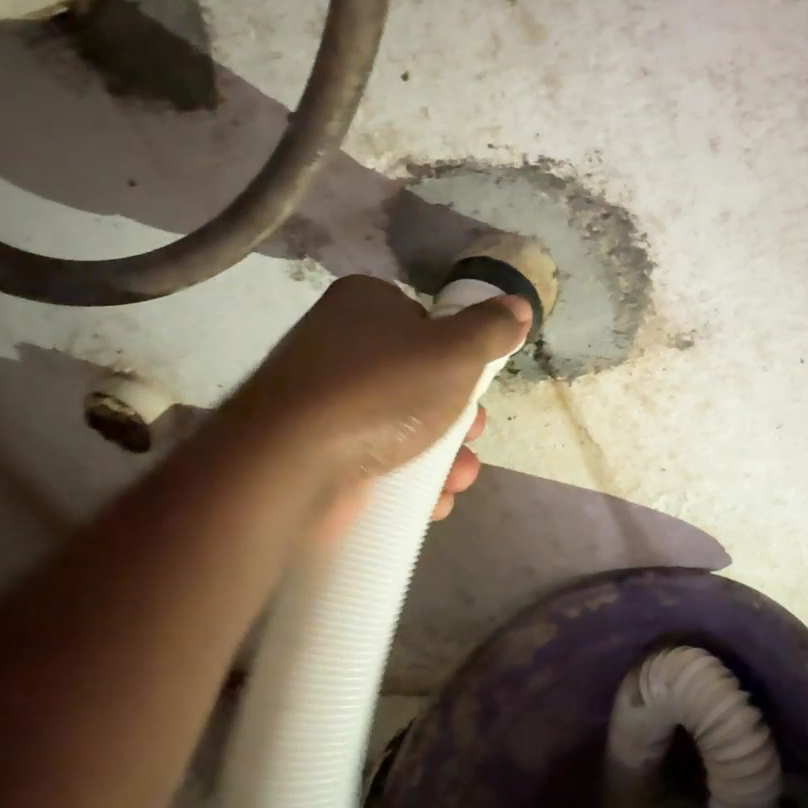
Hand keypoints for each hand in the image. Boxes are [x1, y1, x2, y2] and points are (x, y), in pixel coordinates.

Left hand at [230, 275, 530, 511]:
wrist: (288, 464)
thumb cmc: (382, 393)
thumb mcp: (455, 351)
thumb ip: (491, 329)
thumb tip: (519, 304)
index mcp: (364, 304)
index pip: (425, 321)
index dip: (459, 357)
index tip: (477, 389)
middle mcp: (336, 344)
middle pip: (417, 378)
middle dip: (455, 418)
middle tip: (470, 437)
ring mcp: (319, 400)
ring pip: (399, 425)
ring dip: (440, 457)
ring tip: (457, 482)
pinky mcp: (311, 450)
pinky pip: (371, 459)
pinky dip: (405, 481)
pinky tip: (430, 503)